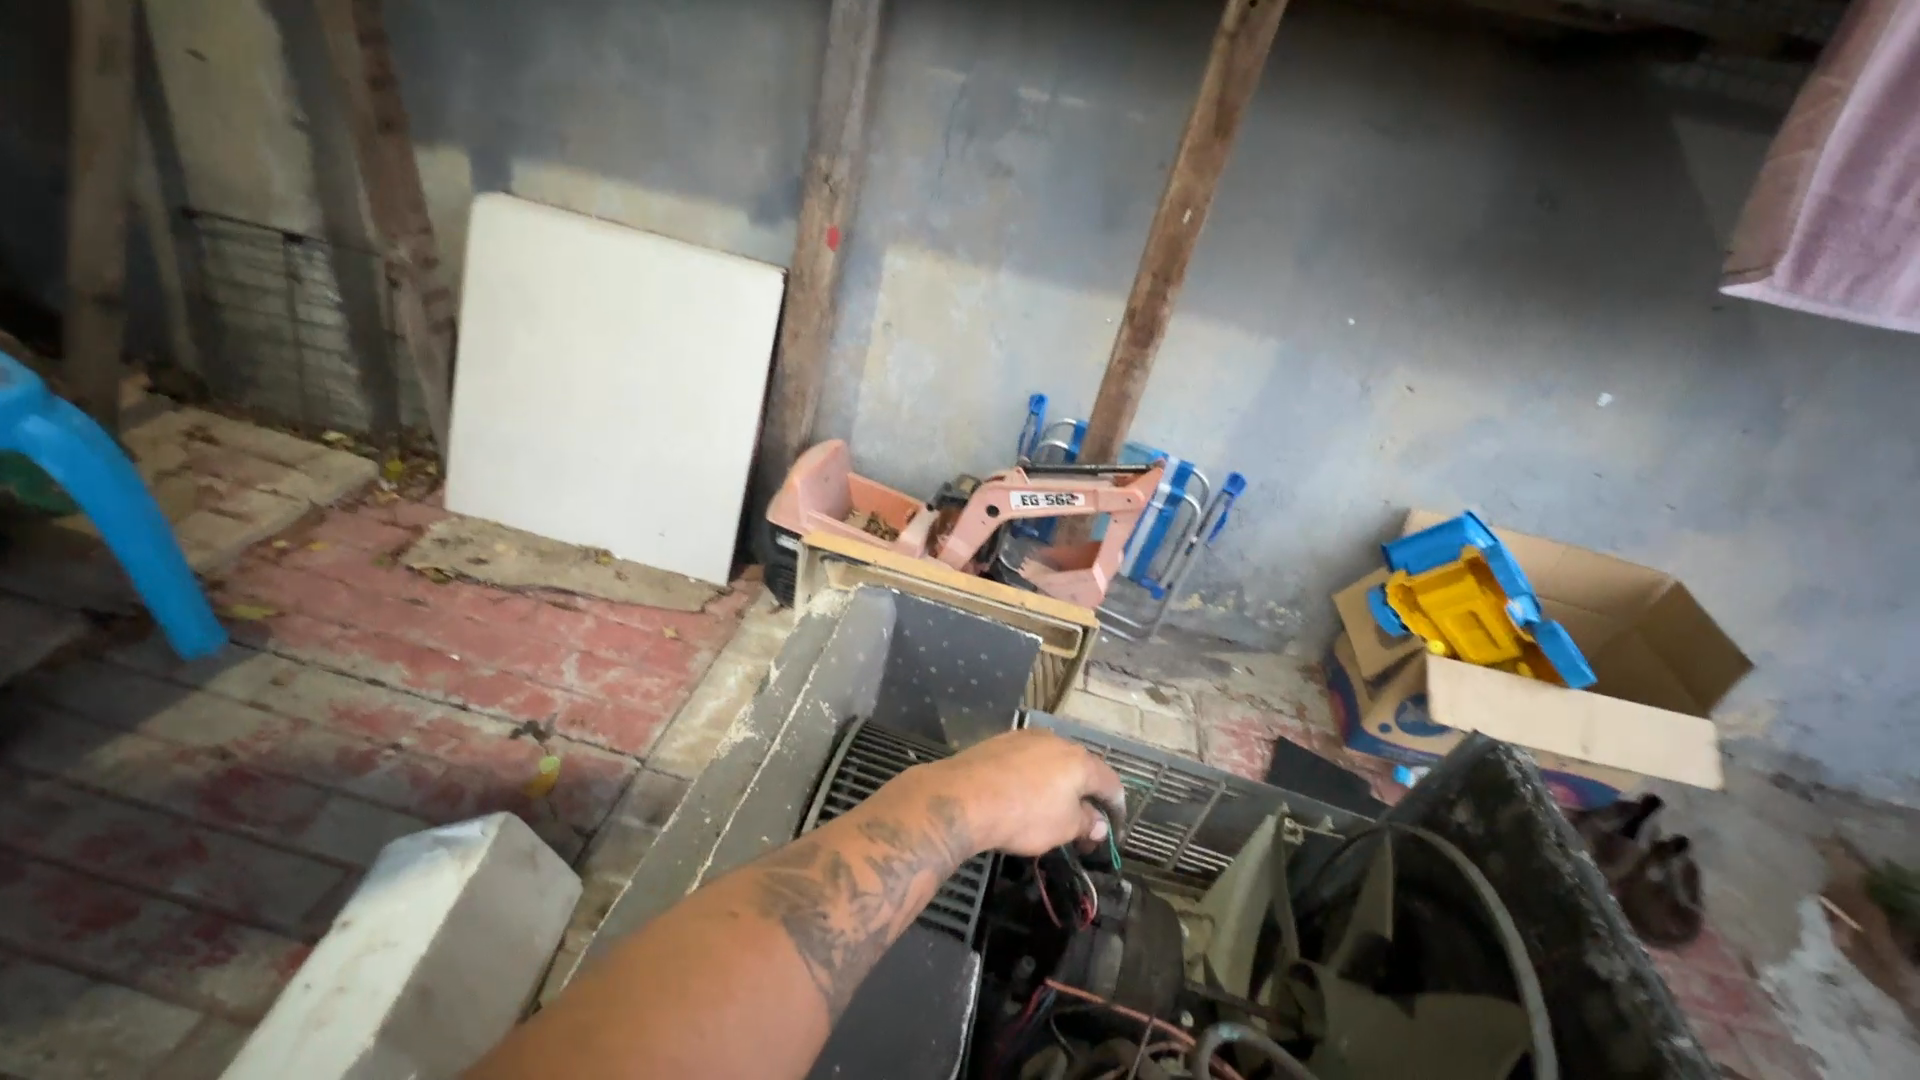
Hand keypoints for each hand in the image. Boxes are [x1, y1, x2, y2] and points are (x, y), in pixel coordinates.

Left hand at [905, 730, 1125, 857]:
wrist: (963, 796)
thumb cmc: (1024, 814)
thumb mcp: (1063, 828)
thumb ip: (1086, 823)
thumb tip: (1099, 823)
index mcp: (1080, 760)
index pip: (1111, 783)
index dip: (1116, 809)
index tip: (1112, 830)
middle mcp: (1056, 741)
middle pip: (1081, 768)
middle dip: (1084, 796)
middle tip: (1081, 825)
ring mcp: (1025, 738)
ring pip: (1051, 762)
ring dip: (1056, 785)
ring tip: (1049, 811)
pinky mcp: (998, 742)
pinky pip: (1025, 761)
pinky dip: (1031, 778)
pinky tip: (1020, 796)